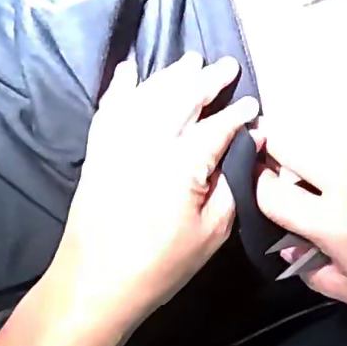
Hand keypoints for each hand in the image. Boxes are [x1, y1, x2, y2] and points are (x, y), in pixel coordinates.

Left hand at [28, 53, 257, 339]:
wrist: (93, 284)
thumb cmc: (161, 264)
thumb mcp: (214, 230)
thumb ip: (233, 182)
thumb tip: (251, 145)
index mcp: (183, 164)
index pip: (217, 126)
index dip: (238, 114)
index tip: (253, 106)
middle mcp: (149, 143)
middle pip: (182, 98)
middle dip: (208, 79)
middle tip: (227, 65)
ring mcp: (119, 143)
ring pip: (148, 95)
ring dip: (171, 75)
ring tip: (191, 60)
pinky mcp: (98, 151)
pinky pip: (110, 107)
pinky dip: (120, 86)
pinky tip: (129, 70)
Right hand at [254, 129, 346, 316]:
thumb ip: (316, 271)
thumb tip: (291, 245)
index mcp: (334, 222)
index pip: (270, 191)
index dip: (258, 188)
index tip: (264, 188)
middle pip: (289, 142)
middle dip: (278, 152)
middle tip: (289, 168)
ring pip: (330, 140)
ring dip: (327, 159)